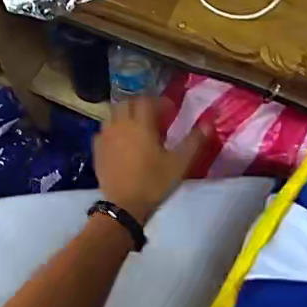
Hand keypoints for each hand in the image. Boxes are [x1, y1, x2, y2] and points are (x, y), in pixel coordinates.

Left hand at [94, 97, 204, 223]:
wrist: (124, 205)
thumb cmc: (154, 182)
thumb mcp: (180, 163)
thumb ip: (194, 141)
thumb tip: (209, 122)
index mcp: (140, 124)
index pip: (147, 100)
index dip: (159, 102)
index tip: (171, 111)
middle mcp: (120, 124)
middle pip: (128, 103)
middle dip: (141, 105)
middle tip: (154, 117)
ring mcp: (106, 136)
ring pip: (114, 114)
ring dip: (126, 115)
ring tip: (138, 127)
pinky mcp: (97, 148)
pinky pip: (105, 130)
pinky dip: (114, 129)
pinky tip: (122, 141)